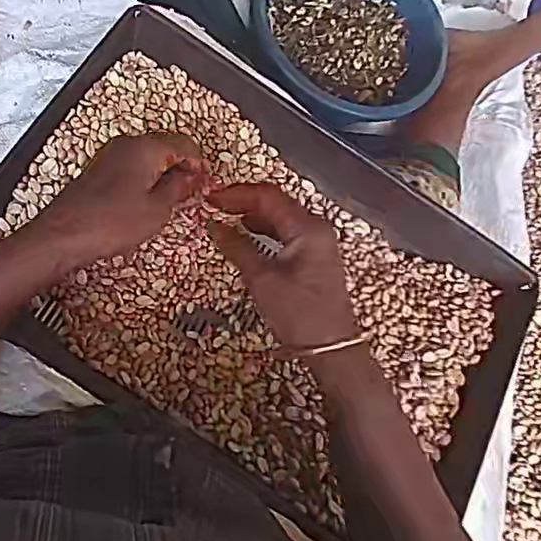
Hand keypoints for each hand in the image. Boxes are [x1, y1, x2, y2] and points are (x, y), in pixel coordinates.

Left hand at [29, 133, 206, 272]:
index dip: (199, 163)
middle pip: (164, 147)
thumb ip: (177, 189)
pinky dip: (145, 179)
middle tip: (194, 190)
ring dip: (163, 174)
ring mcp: (110, 156)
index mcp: (145, 148)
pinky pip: (131, 168)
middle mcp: (126, 145)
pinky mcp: (98, 172)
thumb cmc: (110, 223)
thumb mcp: (157, 210)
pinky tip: (149, 200)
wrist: (63, 235)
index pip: (184, 144)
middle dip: (182, 167)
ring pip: (147, 158)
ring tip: (174, 199)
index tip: (207, 180)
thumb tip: (189, 178)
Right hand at [206, 183, 358, 349]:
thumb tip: (214, 225)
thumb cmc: (297, 314)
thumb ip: (237, 247)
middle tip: (214, 205)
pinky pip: (287, 233)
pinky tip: (247, 235)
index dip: (236, 193)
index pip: (268, 196)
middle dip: (243, 201)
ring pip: (281, 217)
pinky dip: (265, 230)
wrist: (330, 347)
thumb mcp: (261, 279)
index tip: (209, 198)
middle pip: (276, 202)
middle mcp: (316, 228)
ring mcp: (318, 242)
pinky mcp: (315, 257)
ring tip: (225, 217)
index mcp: (307, 228)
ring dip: (253, 214)